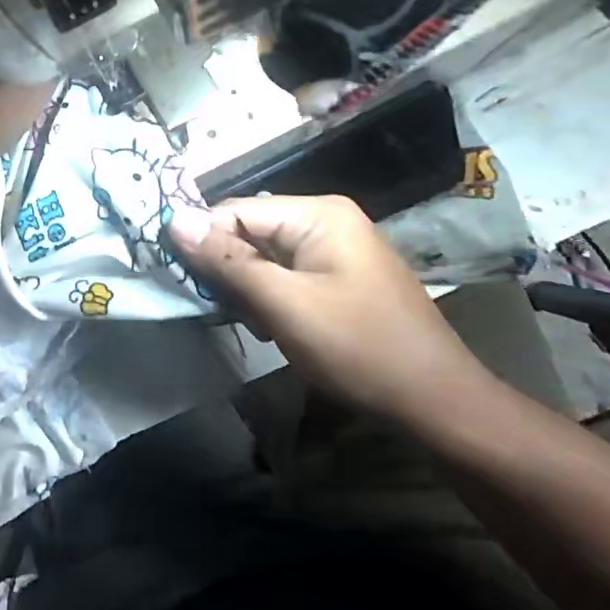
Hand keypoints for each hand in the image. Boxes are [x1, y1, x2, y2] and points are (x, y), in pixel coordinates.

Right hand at [167, 194, 489, 421]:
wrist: (435, 399)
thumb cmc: (358, 348)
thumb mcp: (285, 304)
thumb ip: (228, 261)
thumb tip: (174, 218)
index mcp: (318, 213)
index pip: (237, 210)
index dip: (204, 242)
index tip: (181, 281)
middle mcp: (327, 219)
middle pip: (252, 231)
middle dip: (232, 272)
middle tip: (229, 313)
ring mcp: (337, 248)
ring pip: (267, 257)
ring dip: (252, 290)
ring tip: (261, 327)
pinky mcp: (341, 276)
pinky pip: (290, 275)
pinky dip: (274, 300)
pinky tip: (279, 331)